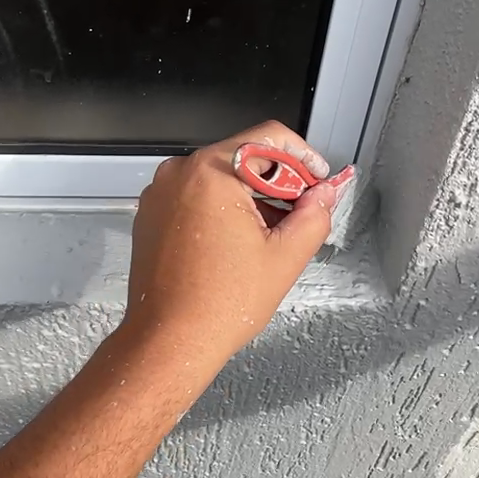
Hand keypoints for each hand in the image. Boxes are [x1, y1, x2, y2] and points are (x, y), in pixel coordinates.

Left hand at [120, 121, 354, 364]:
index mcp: (211, 172)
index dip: (304, 157)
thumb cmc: (216, 304)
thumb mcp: (285, 255)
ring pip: (220, 176)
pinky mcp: (152, 213)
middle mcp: (179, 173)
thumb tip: (326, 193)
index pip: (270, 138)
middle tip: (303, 210)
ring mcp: (161, 193)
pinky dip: (222, 207)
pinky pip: (196, 195)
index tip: (318, 178)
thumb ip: (315, 214)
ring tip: (271, 234)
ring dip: (252, 195)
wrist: (169, 339)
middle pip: (244, 156)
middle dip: (279, 181)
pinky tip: (240, 241)